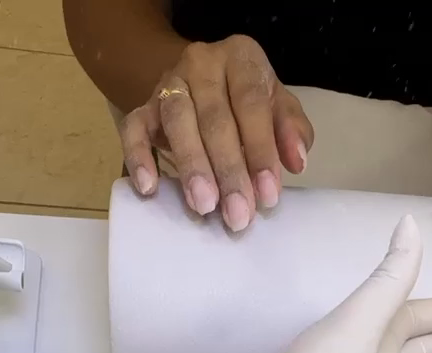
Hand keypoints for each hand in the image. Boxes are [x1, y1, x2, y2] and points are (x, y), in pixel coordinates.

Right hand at [120, 35, 313, 232]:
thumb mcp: (278, 108)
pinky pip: (134, 129)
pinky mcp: (143, 108)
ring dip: (191, 167)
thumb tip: (297, 161)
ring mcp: (168, 84)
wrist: (201, 85)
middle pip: (214, 118)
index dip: (260, 151)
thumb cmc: (247, 105)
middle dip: (228, 171)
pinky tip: (149, 187)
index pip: (251, 103)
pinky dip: (139, 156)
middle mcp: (202, 64)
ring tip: (204, 206)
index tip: (268, 195)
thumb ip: (291, 130)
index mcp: (241, 59)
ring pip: (177, 122)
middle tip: (238, 215)